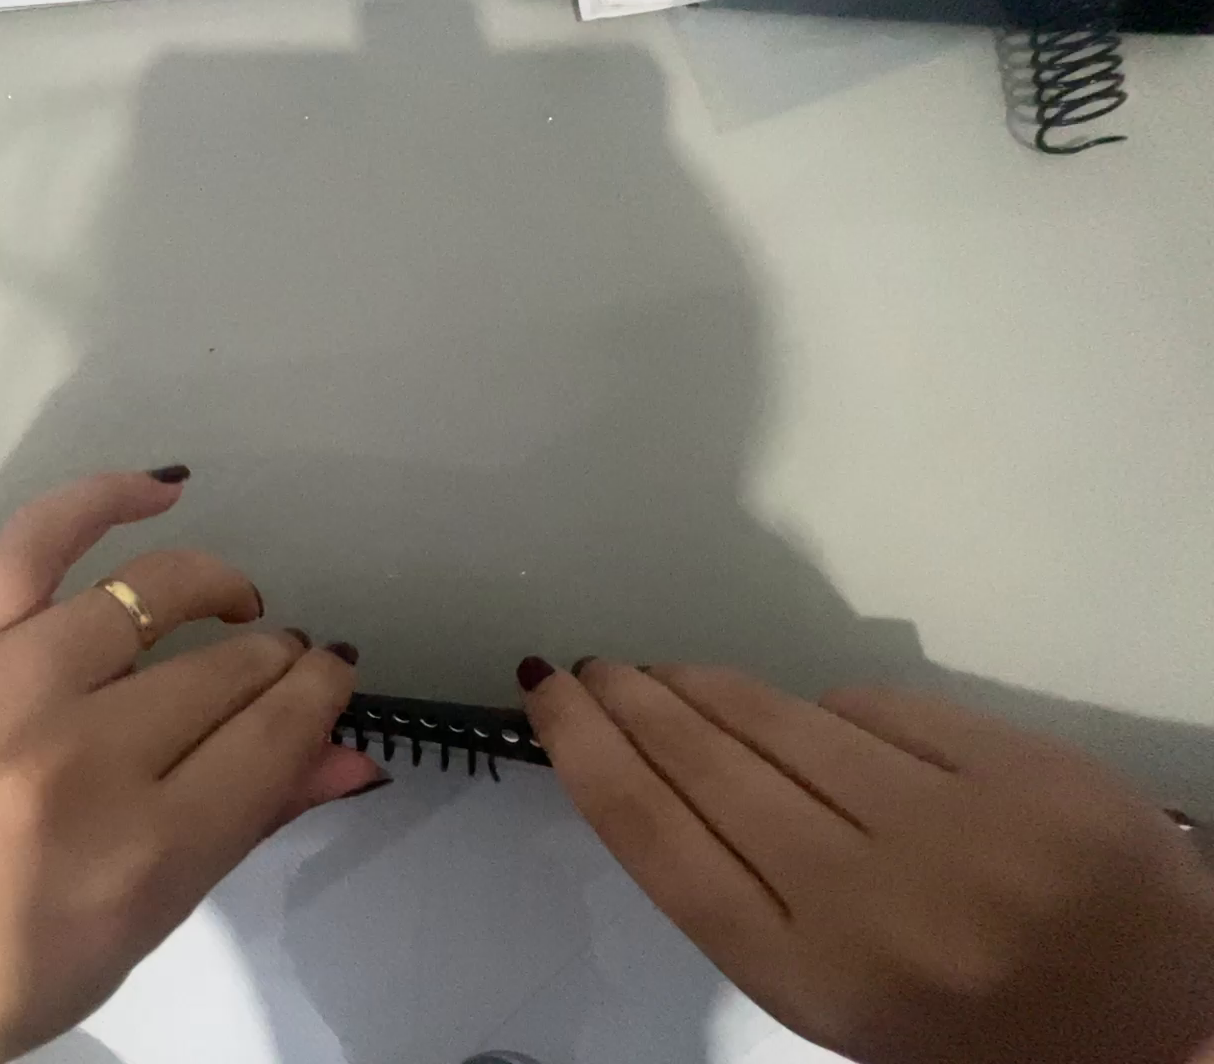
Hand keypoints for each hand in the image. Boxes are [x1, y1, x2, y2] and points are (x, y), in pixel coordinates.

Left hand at [0, 469, 383, 1063]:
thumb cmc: (2, 979)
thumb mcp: (146, 922)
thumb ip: (254, 822)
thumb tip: (351, 755)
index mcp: (140, 854)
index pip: (273, 738)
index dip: (320, 697)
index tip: (332, 675)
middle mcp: (79, 759)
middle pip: (225, 671)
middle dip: (279, 659)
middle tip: (285, 661)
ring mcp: (5, 689)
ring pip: (155, 596)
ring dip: (221, 588)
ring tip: (239, 601)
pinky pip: (36, 539)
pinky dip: (104, 496)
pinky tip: (160, 488)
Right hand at [519, 658, 1213, 1063]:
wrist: (1171, 1043)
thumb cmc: (942, 1013)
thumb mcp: (807, 972)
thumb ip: (724, 870)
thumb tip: (654, 738)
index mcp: (804, 975)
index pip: (648, 829)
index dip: (581, 743)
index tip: (543, 688)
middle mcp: (877, 910)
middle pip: (700, 762)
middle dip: (627, 697)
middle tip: (593, 667)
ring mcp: (970, 840)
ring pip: (778, 716)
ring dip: (703, 685)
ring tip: (669, 675)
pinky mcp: (1044, 783)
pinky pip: (873, 705)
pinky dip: (830, 708)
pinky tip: (822, 725)